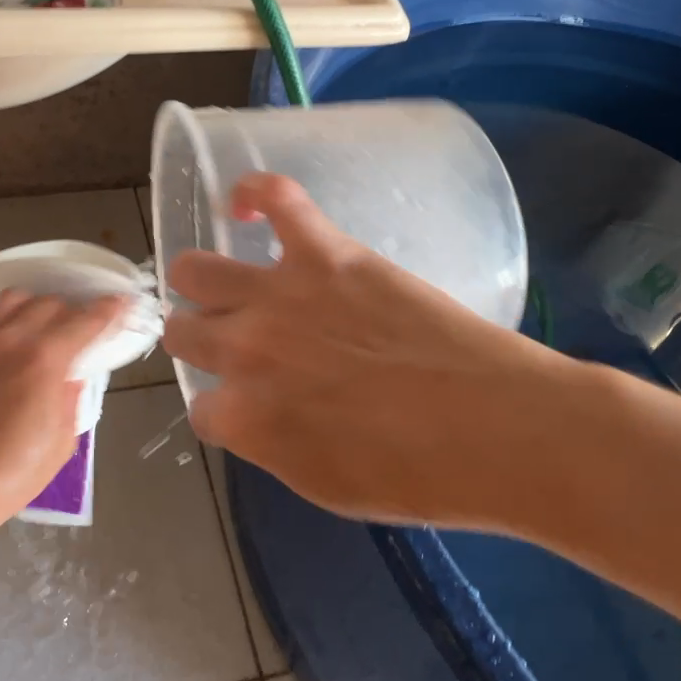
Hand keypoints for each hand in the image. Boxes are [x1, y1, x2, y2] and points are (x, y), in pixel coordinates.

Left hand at [0, 285, 127, 528]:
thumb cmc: (16, 472)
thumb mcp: (63, 441)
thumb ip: (69, 400)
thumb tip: (70, 379)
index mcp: (47, 359)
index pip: (86, 321)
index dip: (107, 310)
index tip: (120, 302)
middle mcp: (14, 340)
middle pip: (48, 304)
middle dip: (70, 311)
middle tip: (78, 328)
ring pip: (8, 301)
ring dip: (29, 303)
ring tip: (37, 317)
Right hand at [164, 174, 581, 529]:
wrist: (499, 431)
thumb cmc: (421, 476)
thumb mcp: (326, 487)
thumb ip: (272, 446)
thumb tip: (255, 415)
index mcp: (244, 418)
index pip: (201, 407)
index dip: (226, 407)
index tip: (253, 406)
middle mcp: (243, 352)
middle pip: (182, 331)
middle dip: (201, 339)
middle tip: (238, 342)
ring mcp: (279, 295)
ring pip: (197, 268)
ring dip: (204, 280)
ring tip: (233, 283)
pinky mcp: (323, 252)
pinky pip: (272, 198)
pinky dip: (251, 193)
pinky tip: (245, 205)